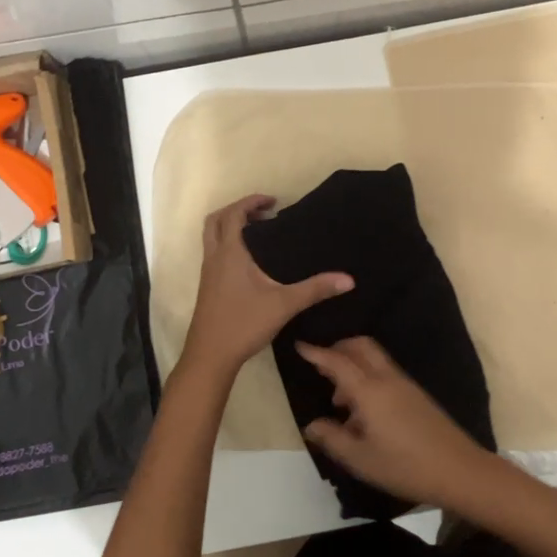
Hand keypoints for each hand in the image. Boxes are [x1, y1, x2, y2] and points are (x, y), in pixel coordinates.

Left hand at [184, 195, 352, 377]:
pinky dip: (229, 245)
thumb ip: (316, 289)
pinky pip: (214, 253)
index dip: (251, 202)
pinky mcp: (208, 287)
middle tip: (263, 213)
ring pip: (212, 238)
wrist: (210, 355)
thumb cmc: (244, 323)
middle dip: (237, 211)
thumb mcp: (284, 304)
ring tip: (259, 234)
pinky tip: (250, 263)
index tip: (273, 201)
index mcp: (229, 253)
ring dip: (231, 228)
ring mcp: (208, 273)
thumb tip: (348, 279)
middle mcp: (214, 257)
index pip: (234, 214)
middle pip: (217, 221)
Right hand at [296, 337, 499, 509]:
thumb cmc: (404, 466)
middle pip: (360, 346)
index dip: (317, 353)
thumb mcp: (359, 459)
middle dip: (338, 348)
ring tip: (340, 402)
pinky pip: (385, 372)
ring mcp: (405, 384)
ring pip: (374, 359)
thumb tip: (311, 425)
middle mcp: (387, 378)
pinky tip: (363, 411)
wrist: (458, 470)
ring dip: (354, 366)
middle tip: (320, 366)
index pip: (337, 362)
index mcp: (369, 391)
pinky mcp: (416, 395)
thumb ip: (332, 438)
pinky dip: (368, 378)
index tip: (300, 345)